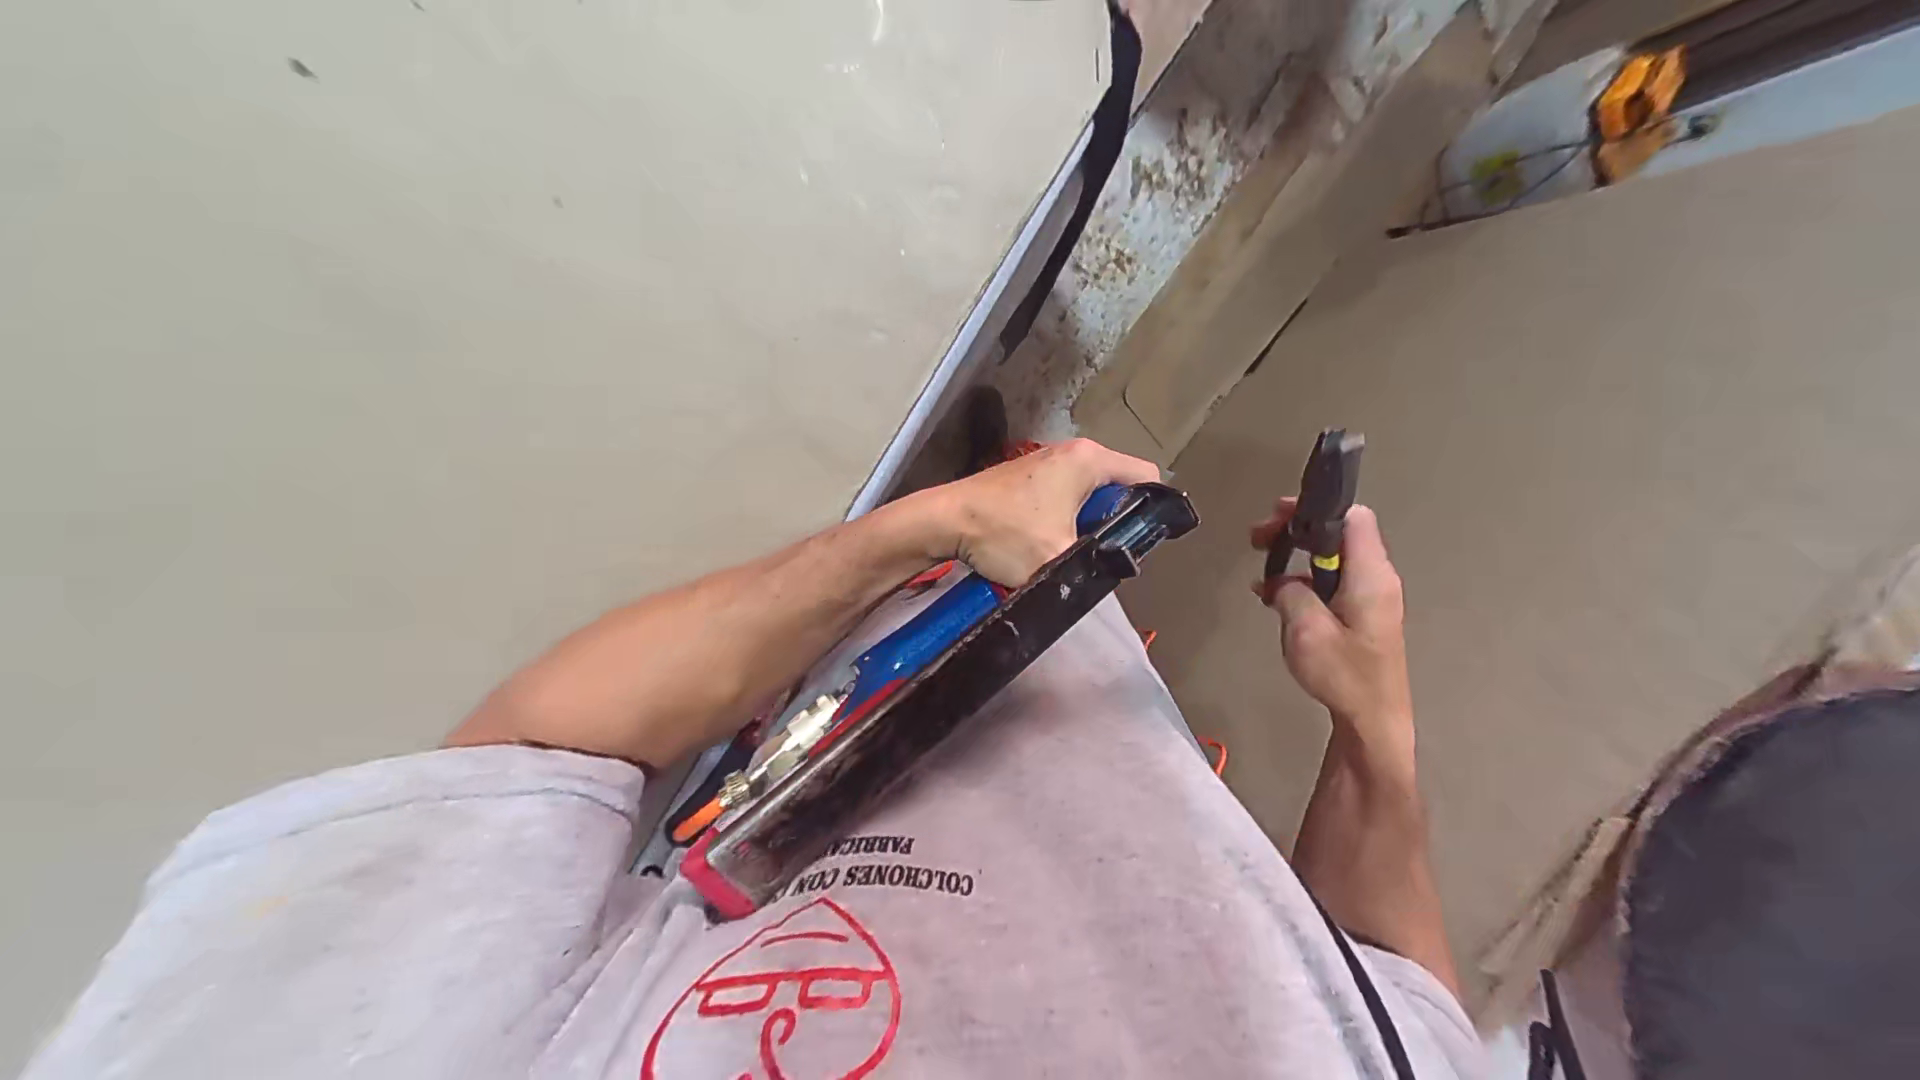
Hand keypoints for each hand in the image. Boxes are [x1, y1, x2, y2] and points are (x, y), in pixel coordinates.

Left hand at [927, 438, 1159, 585]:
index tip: (1138, 542)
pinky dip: (1062, 518)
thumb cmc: (1002, 534)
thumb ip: (1093, 567)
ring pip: (1087, 494)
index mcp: (1088, 460)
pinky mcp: (1026, 476)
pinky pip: (1062, 496)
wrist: (944, 521)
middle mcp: (1070, 452)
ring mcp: (1045, 462)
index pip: (1146, 478)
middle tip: (1102, 552)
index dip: (1152, 512)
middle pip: (1117, 487)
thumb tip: (1106, 574)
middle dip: (1115, 521)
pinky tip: (1045, 542)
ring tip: (1071, 551)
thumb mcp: (1057, 560)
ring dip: (1085, 523)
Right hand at [1250, 500, 1413, 750]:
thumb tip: (1283, 582)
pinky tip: (1273, 594)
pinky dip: (1301, 578)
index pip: (1352, 517)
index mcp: (1370, 575)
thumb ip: (1291, 592)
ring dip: (1294, 555)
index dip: (1314, 509)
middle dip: (1296, 530)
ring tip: (1262, 569)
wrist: (1373, 719)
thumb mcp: (1307, 630)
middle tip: (1259, 539)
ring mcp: (1369, 596)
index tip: (1277, 517)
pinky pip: (1329, 580)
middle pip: (1338, 533)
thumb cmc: (1344, 675)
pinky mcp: (1360, 613)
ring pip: (1330, 557)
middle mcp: (1375, 578)